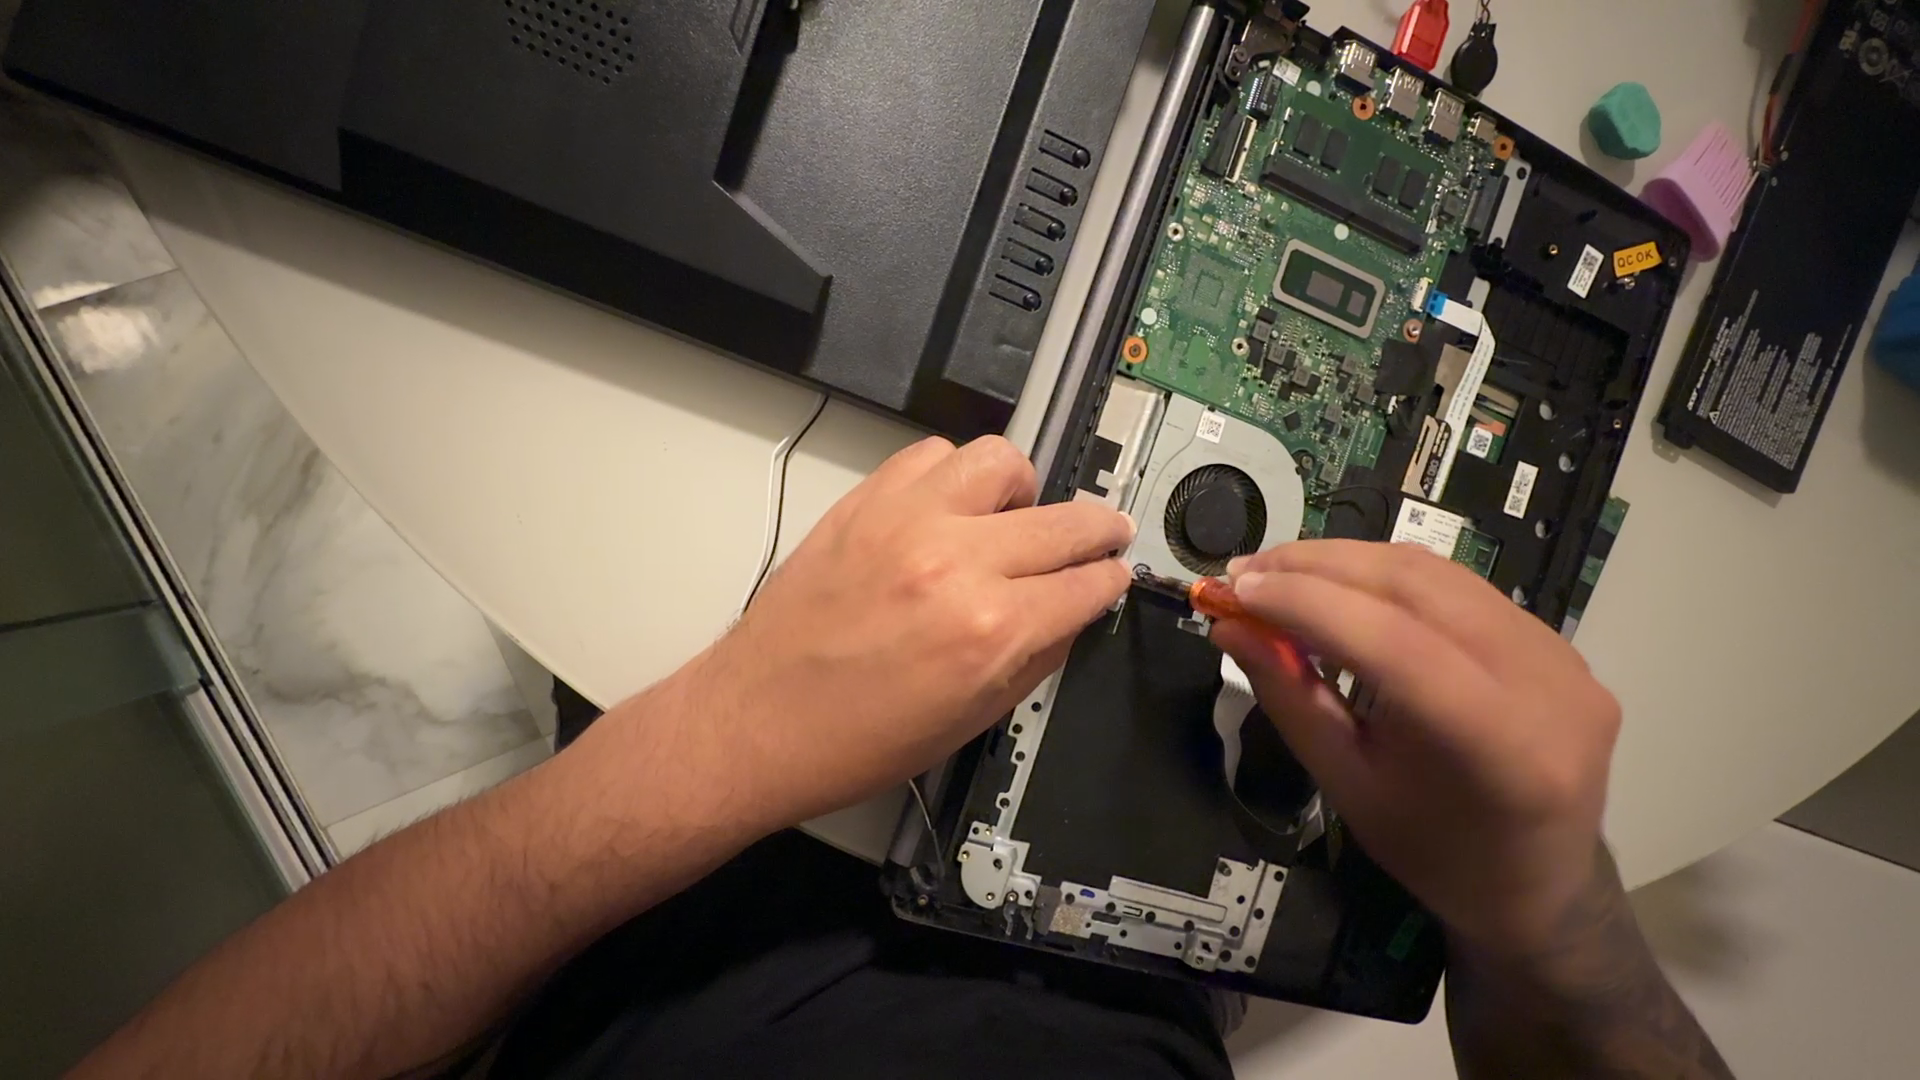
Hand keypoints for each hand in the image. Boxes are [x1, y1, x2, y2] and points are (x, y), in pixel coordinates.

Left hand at [680, 435, 1132, 828]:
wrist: (756, 721)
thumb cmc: (858, 740)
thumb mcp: (972, 720)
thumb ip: (1038, 655)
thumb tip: (1075, 609)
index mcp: (990, 631)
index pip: (1086, 585)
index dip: (1112, 580)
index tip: (1115, 574)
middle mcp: (955, 562)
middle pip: (1064, 521)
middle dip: (1100, 529)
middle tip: (1104, 534)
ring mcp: (906, 521)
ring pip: (1001, 461)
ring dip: (1025, 490)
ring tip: (1014, 517)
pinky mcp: (864, 502)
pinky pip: (932, 456)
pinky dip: (956, 476)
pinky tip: (952, 507)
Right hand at [1211, 540, 1620, 957]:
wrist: (1535, 882)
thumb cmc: (1427, 846)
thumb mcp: (1342, 779)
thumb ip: (1287, 694)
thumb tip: (1229, 626)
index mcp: (1494, 742)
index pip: (1390, 639)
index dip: (1304, 602)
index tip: (1234, 587)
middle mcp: (1543, 682)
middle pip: (1412, 586)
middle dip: (1315, 566)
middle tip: (1244, 570)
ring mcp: (1560, 654)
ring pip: (1432, 572)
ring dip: (1344, 560)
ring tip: (1278, 572)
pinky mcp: (1557, 641)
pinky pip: (1456, 585)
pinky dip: (1383, 575)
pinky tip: (1338, 586)